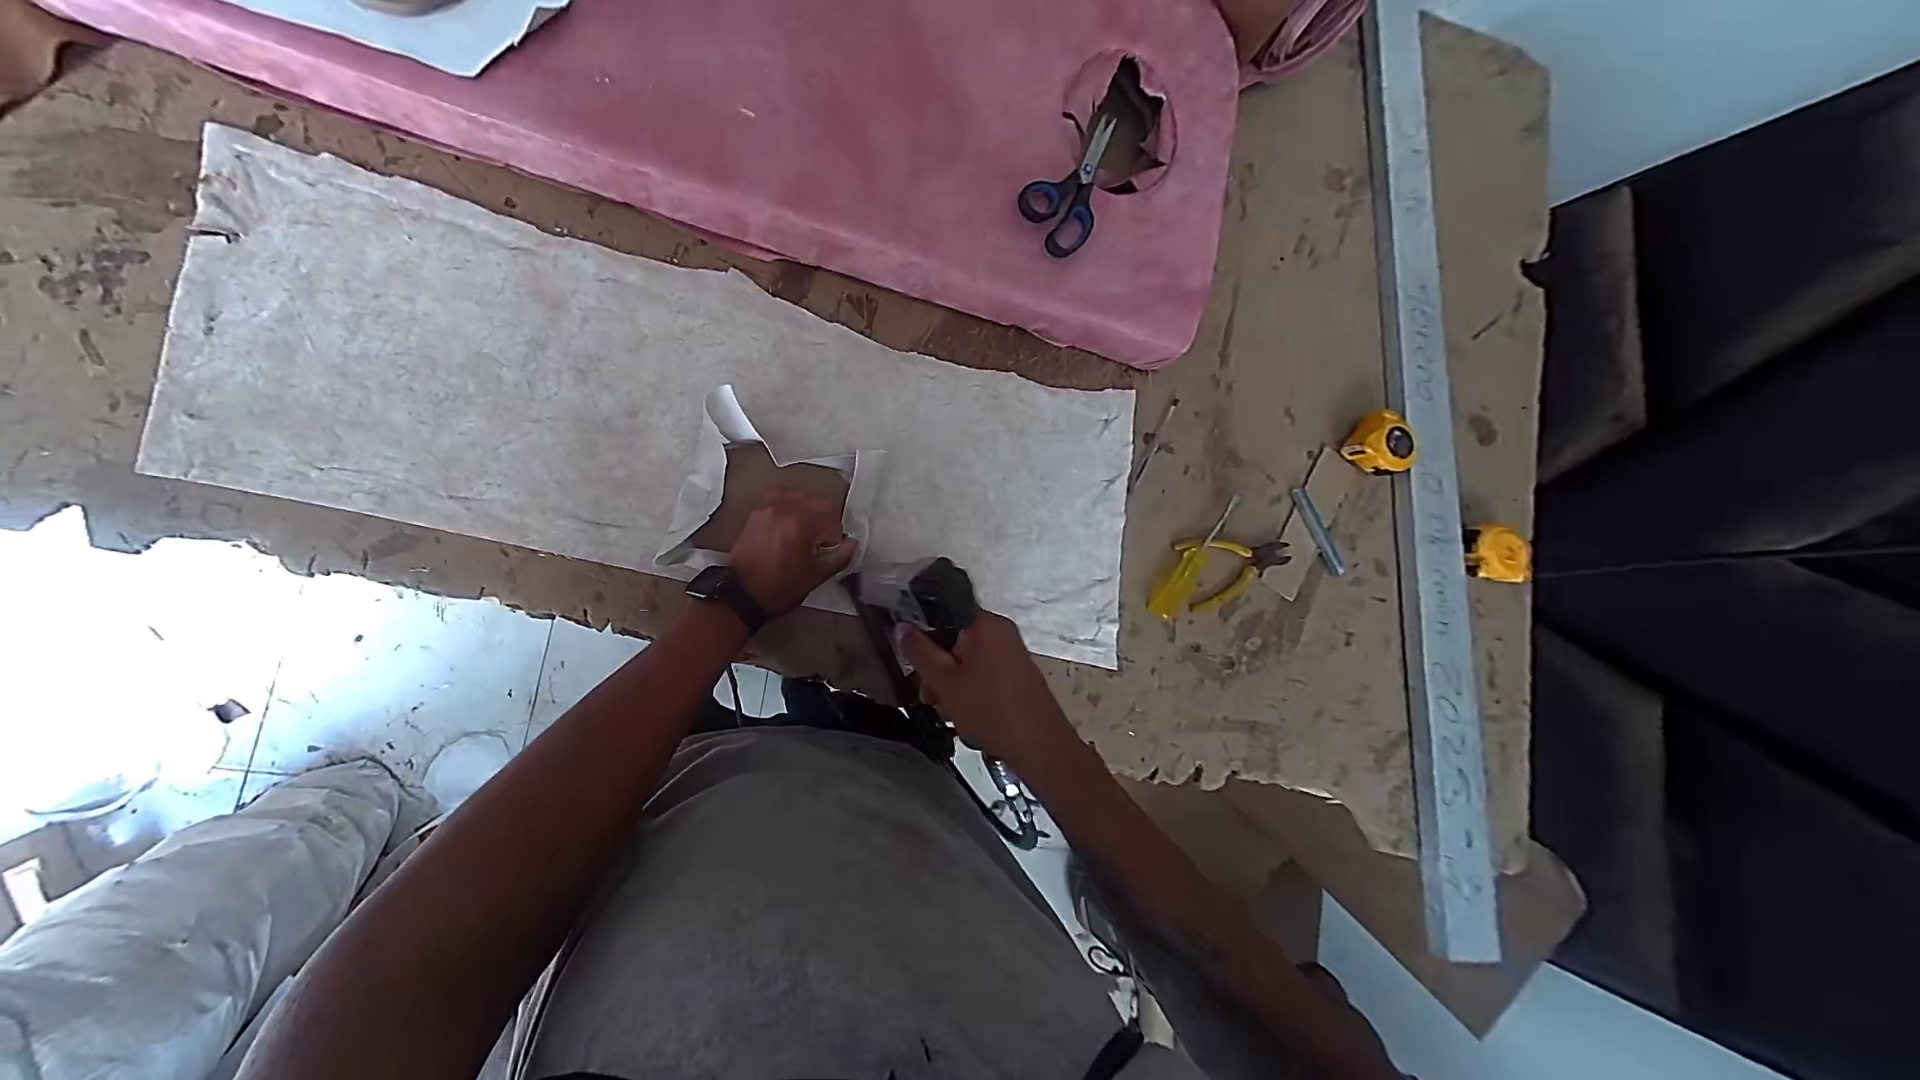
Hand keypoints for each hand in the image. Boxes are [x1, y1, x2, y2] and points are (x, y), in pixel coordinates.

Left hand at [728, 487, 858, 616]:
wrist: (741, 594)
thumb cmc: (778, 588)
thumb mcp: (815, 576)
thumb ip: (839, 557)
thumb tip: (852, 544)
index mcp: (801, 524)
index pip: (833, 520)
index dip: (836, 538)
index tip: (831, 550)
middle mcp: (785, 508)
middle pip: (821, 502)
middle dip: (828, 521)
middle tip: (823, 541)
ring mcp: (769, 506)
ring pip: (803, 494)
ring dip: (811, 509)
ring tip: (808, 530)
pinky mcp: (758, 510)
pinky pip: (782, 494)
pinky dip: (792, 502)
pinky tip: (793, 519)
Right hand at [900, 611, 1081, 776]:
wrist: (1040, 746)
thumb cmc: (990, 710)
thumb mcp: (944, 682)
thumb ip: (919, 652)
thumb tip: (901, 627)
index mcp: (985, 623)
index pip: (943, 613)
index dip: (923, 636)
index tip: (913, 663)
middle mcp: (1001, 631)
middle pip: (955, 641)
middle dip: (937, 670)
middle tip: (930, 697)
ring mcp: (1012, 653)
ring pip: (967, 662)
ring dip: (952, 685)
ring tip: (949, 712)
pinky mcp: (1018, 674)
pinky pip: (984, 674)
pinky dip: (971, 691)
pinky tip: (966, 716)